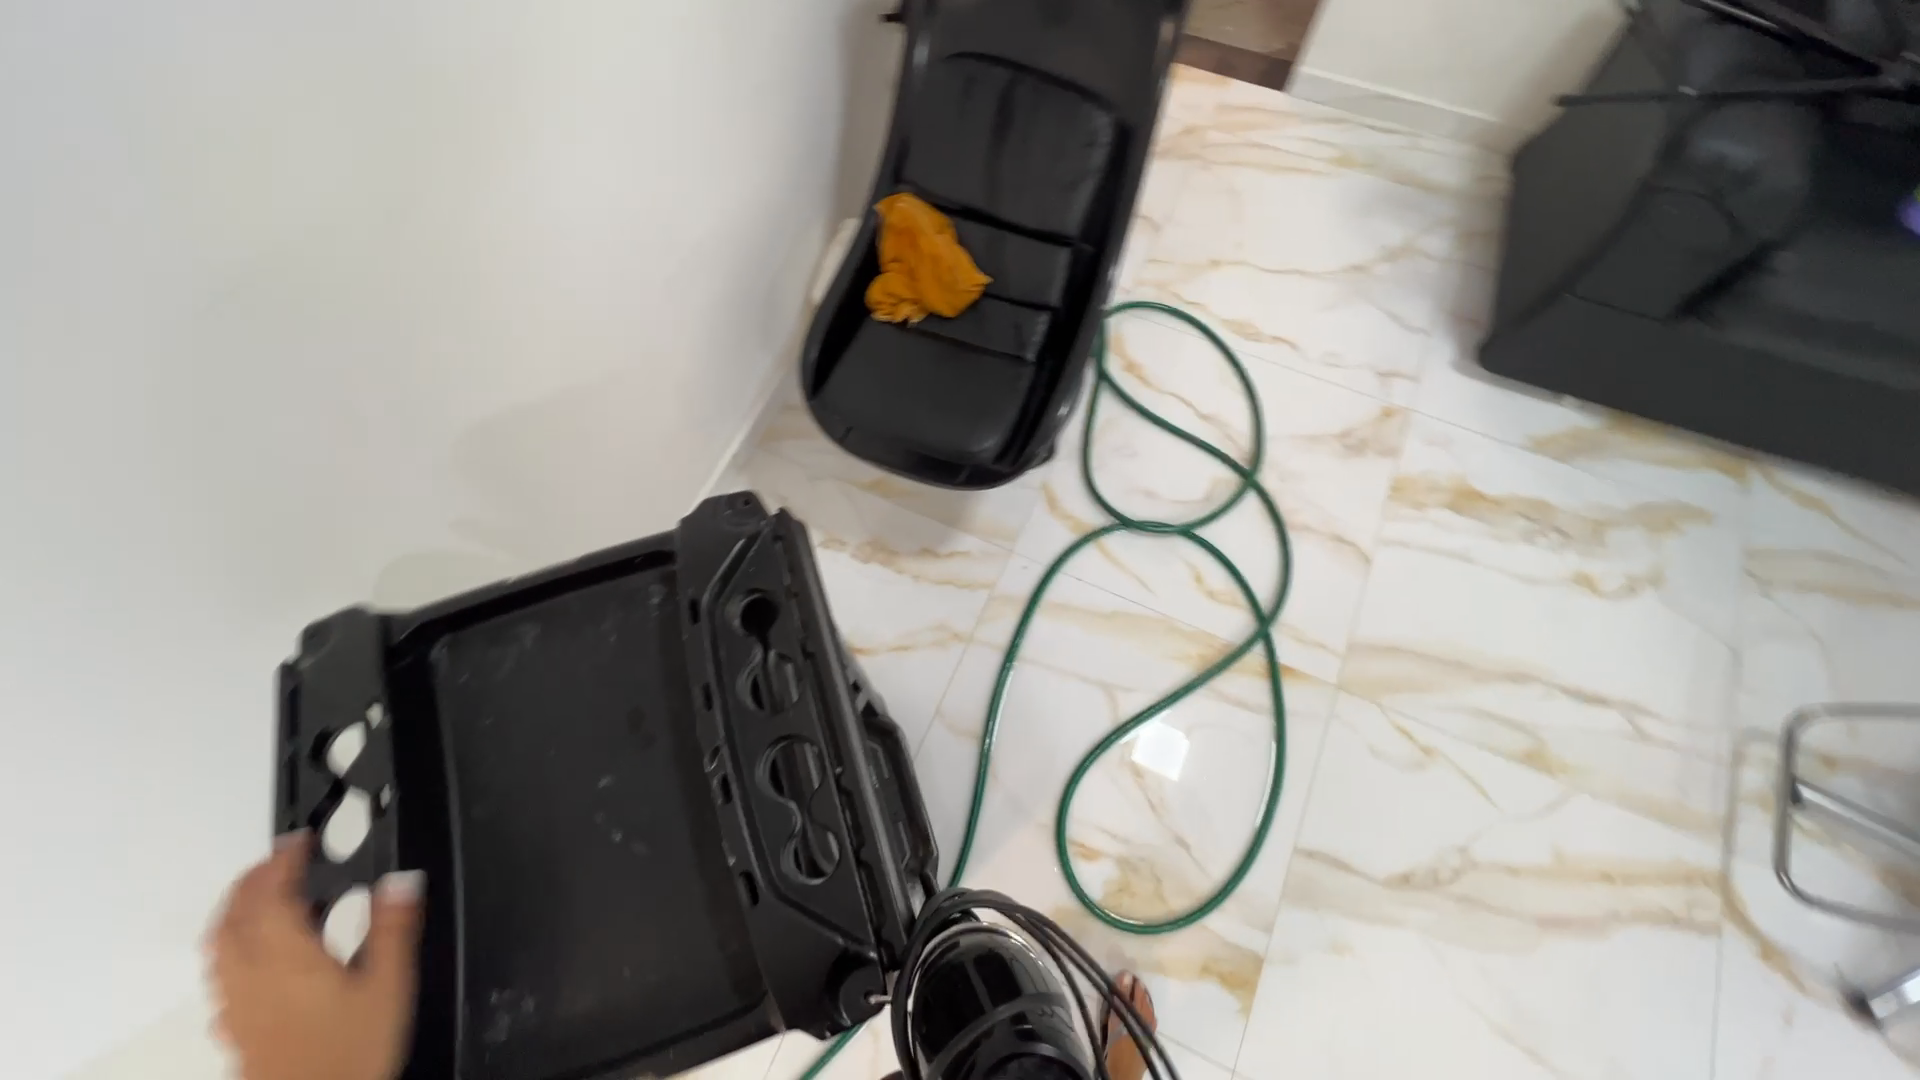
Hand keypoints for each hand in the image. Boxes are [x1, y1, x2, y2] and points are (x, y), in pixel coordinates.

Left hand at [206, 833, 424, 1079]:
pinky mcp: (236, 1028)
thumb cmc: (352, 1049)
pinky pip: (220, 974)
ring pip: (218, 948)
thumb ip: (394, 928)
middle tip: (275, 859)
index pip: (271, 898)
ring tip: (257, 895)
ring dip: (233, 912)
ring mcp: (237, 1005)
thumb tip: (403, 879)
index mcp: (289, 958)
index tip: (296, 840)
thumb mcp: (390, 983)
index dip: (281, 863)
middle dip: (249, 882)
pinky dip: (232, 947)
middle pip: (232, 921)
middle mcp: (252, 977)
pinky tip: (252, 955)